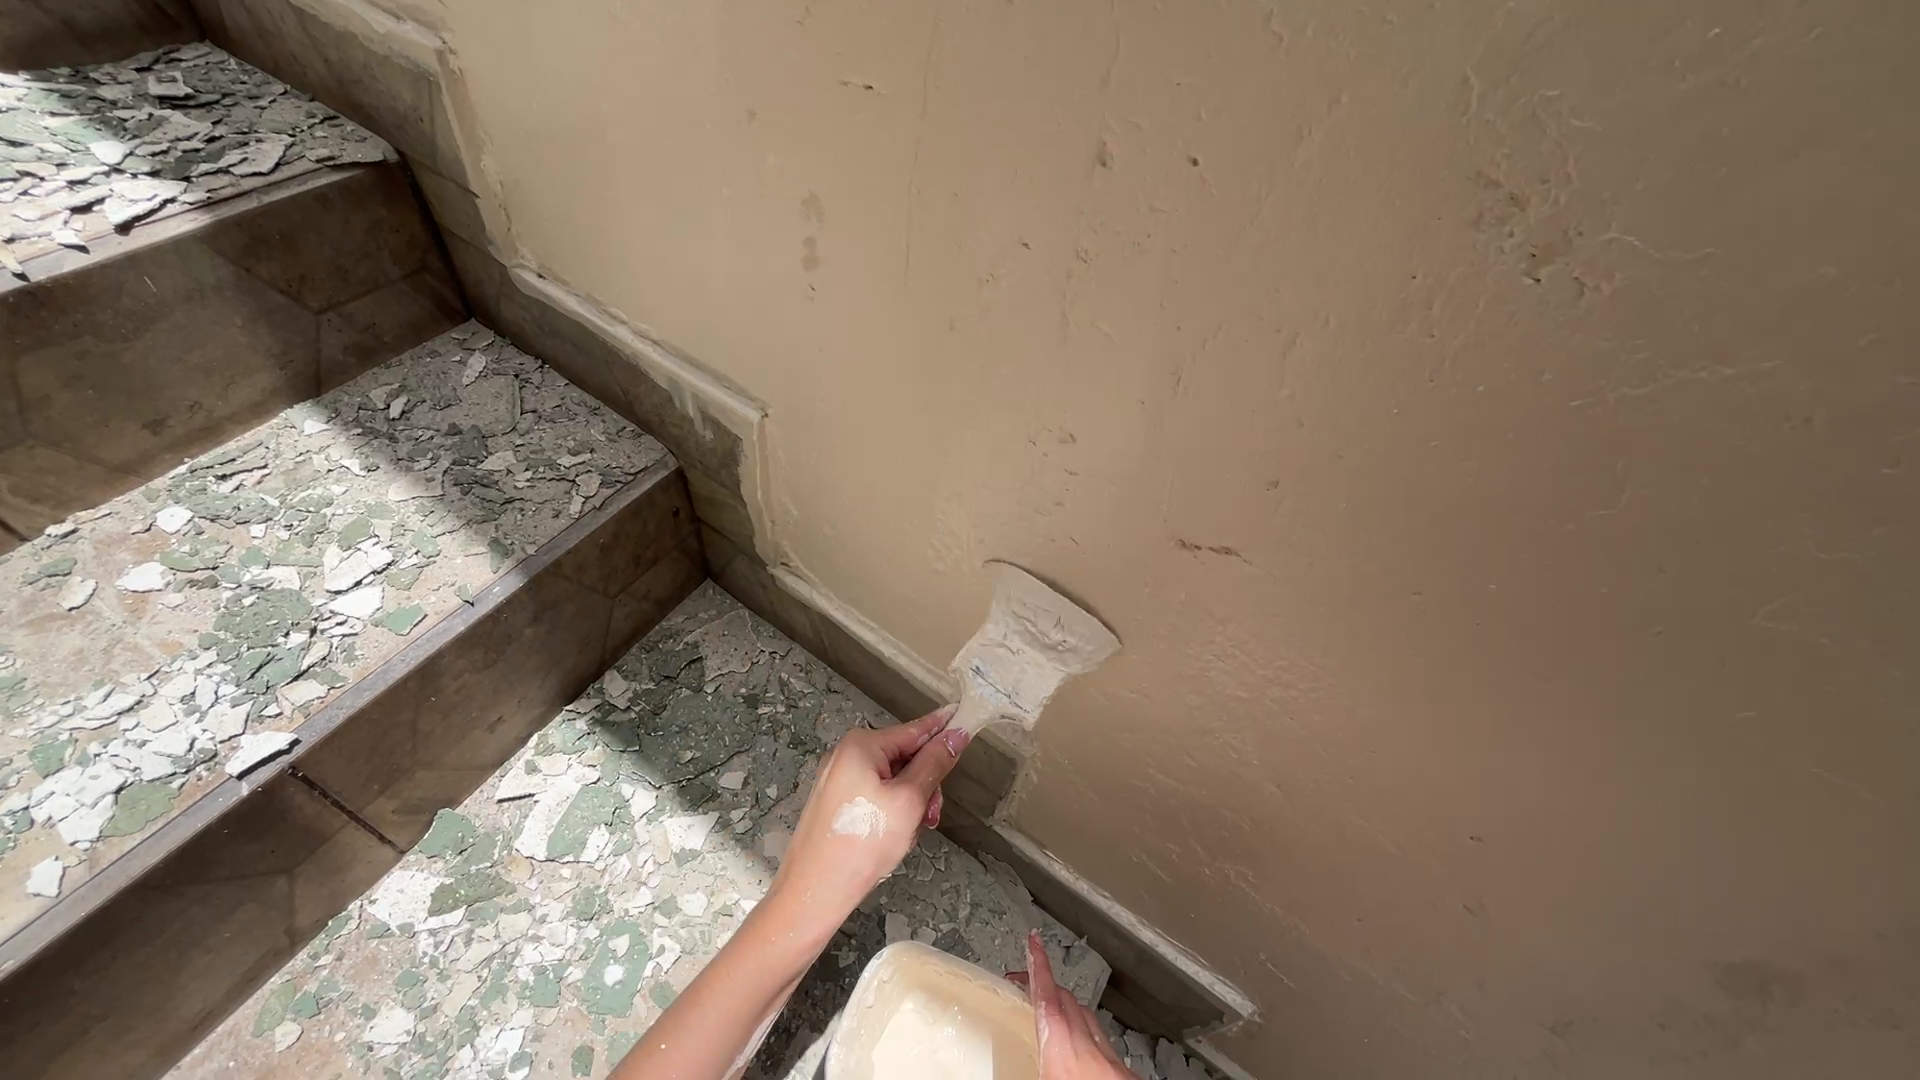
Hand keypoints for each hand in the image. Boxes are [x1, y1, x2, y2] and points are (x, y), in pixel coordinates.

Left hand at [765, 704, 969, 940]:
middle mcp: (846, 755)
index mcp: (861, 745)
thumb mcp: (909, 801)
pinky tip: (892, 839)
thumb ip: (934, 764)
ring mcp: (838, 779)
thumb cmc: (861, 845)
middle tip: (931, 815)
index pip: (914, 729)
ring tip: (907, 835)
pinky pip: (877, 796)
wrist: (814, 893)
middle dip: (924, 786)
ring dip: (910, 805)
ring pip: (893, 781)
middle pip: (904, 758)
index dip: (943, 728)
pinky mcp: (837, 803)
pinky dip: (892, 813)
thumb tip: (956, 734)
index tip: (966, 718)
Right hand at [1009, 931, 1134, 1079]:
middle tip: (1030, 986)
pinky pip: (1104, 1040)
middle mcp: (1088, 1045)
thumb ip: (1029, 1063)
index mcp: (1061, 1045)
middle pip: (1068, 1000)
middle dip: (1048, 988)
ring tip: (1054, 1016)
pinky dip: (1090, 1036)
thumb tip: (1000, 1072)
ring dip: (1071, 1011)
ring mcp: (1111, 1058)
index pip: (1046, 992)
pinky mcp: (1125, 1071)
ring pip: (1089, 1018)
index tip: (1034, 940)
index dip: (1038, 963)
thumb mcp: (1040, 1078)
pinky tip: (1083, 1050)